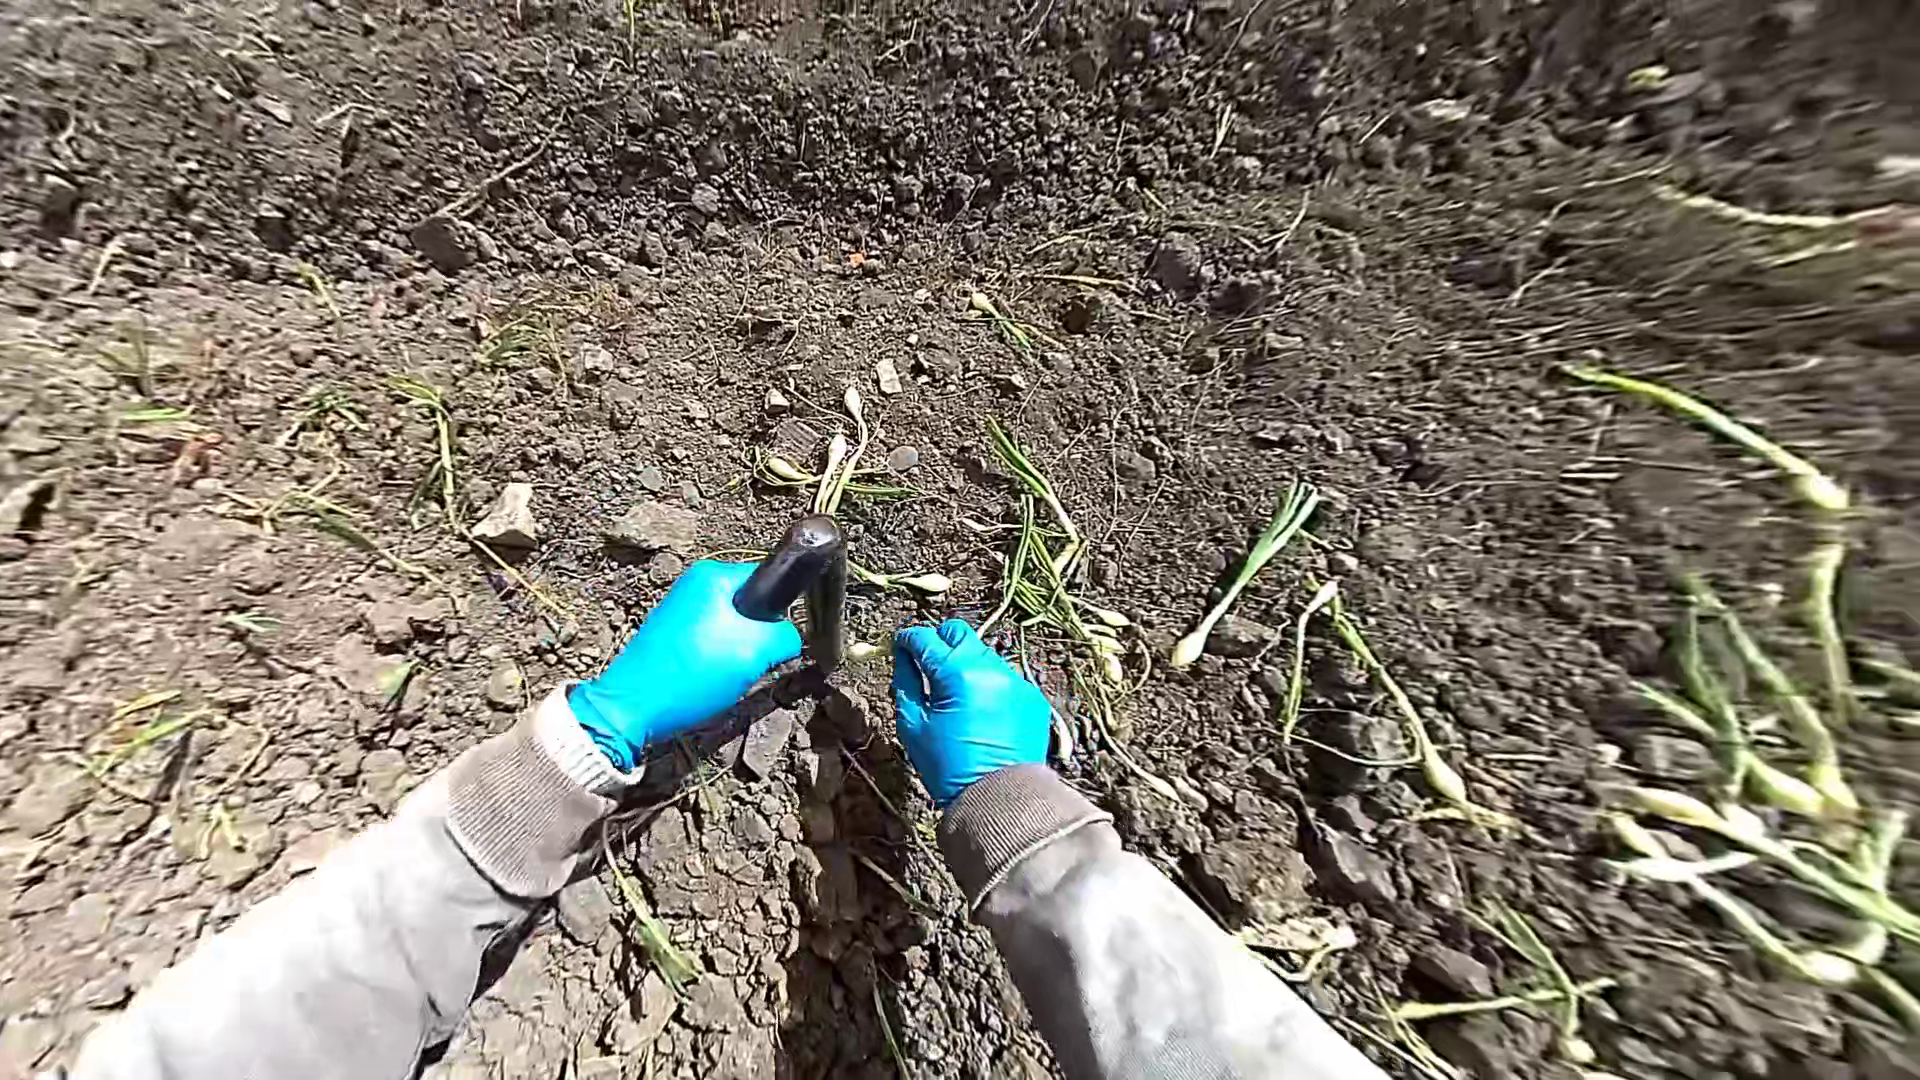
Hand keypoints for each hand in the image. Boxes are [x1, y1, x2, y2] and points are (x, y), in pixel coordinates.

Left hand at [570, 560, 801, 769]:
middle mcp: (694, 584)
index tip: (776, 638)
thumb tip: (790, 637)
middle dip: (759, 635)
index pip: (769, 580)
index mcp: (712, 575)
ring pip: (734, 626)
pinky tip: (711, 679)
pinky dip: (719, 659)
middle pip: (752, 605)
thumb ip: (787, 635)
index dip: (780, 611)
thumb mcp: (757, 650)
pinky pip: (713, 640)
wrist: (631, 712)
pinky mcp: (671, 635)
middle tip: (753, 659)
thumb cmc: (693, 673)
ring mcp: (680, 609)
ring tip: (730, 672)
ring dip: (740, 650)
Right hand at [893, 618, 1051, 807]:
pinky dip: (987, 684)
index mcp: (958, 673)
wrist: (1001, 800)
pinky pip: (1003, 676)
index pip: (926, 639)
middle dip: (939, 642)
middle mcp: (990, 667)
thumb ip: (906, 683)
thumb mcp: (914, 726)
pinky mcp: (1031, 695)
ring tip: (955, 694)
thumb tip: (903, 657)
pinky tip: (980, 711)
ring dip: (965, 663)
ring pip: (982, 653)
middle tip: (927, 663)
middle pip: (958, 633)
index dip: (908, 639)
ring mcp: (1015, 679)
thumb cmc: (949, 768)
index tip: (900, 644)